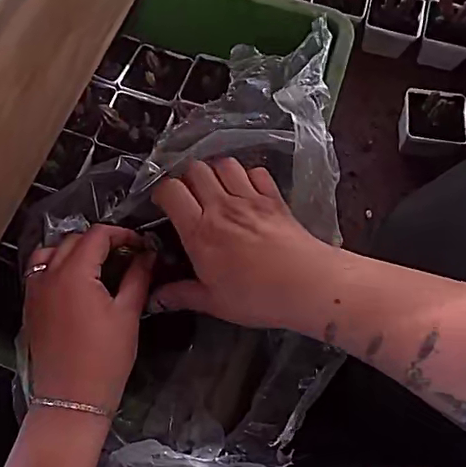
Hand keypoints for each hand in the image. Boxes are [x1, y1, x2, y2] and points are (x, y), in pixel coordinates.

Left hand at [22, 224, 153, 412]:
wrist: (70, 400)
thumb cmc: (104, 358)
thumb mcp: (128, 314)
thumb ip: (138, 277)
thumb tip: (147, 255)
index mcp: (73, 273)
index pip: (97, 235)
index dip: (122, 234)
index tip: (141, 245)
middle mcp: (48, 275)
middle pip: (73, 239)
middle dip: (101, 241)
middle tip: (127, 255)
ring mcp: (34, 291)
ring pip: (50, 252)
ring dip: (74, 250)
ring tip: (98, 264)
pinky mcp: (30, 307)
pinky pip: (39, 272)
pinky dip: (57, 266)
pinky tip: (78, 283)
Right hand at [149, 158, 341, 329]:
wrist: (307, 284)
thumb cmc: (258, 297)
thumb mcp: (214, 302)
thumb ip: (182, 295)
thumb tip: (158, 298)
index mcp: (200, 232)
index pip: (171, 191)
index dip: (161, 191)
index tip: (163, 203)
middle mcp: (222, 208)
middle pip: (196, 169)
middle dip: (187, 176)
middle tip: (188, 195)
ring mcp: (250, 199)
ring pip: (225, 164)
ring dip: (215, 171)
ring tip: (215, 187)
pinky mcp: (274, 199)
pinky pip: (257, 172)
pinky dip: (248, 175)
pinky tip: (247, 189)